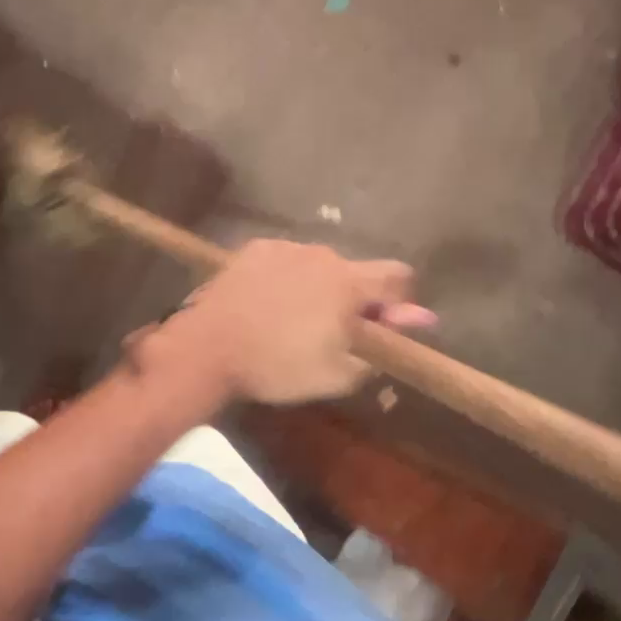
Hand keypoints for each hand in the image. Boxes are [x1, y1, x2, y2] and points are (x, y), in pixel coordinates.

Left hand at [132, 240, 434, 404]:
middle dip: (354, 299)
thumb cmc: (278, 366)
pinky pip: (285, 262)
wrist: (207, 348)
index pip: (398, 275)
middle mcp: (322, 254)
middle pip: (355, 272)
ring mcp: (284, 248)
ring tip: (292, 323)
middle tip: (334, 333)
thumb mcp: (339, 373)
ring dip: (318, 289)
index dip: (399, 302)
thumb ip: (381, 345)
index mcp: (349, 282)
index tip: (384, 326)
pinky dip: (286, 281)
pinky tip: (266, 307)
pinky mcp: (253, 250)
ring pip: (318, 267)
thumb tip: (414, 322)